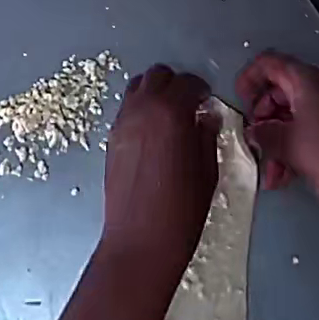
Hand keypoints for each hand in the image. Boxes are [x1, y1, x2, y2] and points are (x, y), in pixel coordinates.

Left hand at [100, 65, 219, 269]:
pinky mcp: (111, 138)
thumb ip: (206, 135)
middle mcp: (143, 108)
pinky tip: (152, 132)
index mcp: (171, 111)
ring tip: (168, 115)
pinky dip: (140, 109)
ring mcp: (123, 121)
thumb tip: (207, 117)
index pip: (187, 82)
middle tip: (188, 104)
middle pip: (158, 75)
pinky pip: (127, 108)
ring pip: (138, 87)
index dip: (200, 89)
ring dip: (155, 92)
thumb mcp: (207, 171)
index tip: (206, 102)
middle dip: (175, 84)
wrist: (139, 243)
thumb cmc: (181, 211)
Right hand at [235, 51, 318, 228]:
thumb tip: (254, 131)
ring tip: (269, 174)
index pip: (269, 63)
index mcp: (306, 82)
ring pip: (292, 116)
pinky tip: (284, 179)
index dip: (250, 77)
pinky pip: (307, 132)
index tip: (238, 102)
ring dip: (275, 141)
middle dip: (261, 117)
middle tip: (254, 142)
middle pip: (279, 91)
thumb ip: (265, 134)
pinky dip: (292, 149)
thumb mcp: (290, 145)